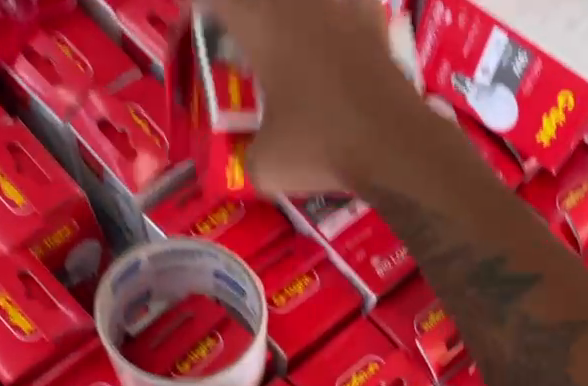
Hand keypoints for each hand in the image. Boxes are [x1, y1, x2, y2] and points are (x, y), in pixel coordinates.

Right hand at [202, 0, 430, 192]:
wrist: (394, 145)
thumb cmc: (321, 148)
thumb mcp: (267, 167)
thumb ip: (249, 155)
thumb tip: (253, 161)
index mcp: (260, 25)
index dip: (196, 7)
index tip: (193, 20)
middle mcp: (298, 3)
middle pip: (260, 0)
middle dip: (245, 12)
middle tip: (239, 30)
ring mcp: (339, 3)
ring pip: (307, 4)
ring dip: (288, 16)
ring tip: (282, 27)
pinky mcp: (373, 17)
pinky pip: (348, 2)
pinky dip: (336, 11)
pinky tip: (332, 23)